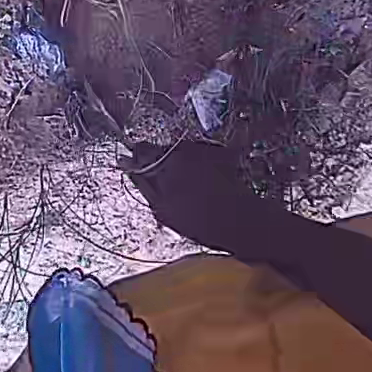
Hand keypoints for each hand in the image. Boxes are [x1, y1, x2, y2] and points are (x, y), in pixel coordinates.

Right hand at [122, 140, 290, 253]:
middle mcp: (182, 148)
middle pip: (159, 150)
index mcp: (166, 159)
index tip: (136, 175)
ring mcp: (200, 151)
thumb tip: (125, 164)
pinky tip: (196, 190)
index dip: (135, 162)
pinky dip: (189, 169)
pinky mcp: (215, 157)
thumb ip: (143, 184)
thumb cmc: (201, 221)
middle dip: (154, 165)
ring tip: (179, 193)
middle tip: (159, 190)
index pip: (140, 149)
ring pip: (175, 154)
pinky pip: (192, 159)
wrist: (246, 223)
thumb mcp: (163, 209)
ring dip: (172, 168)